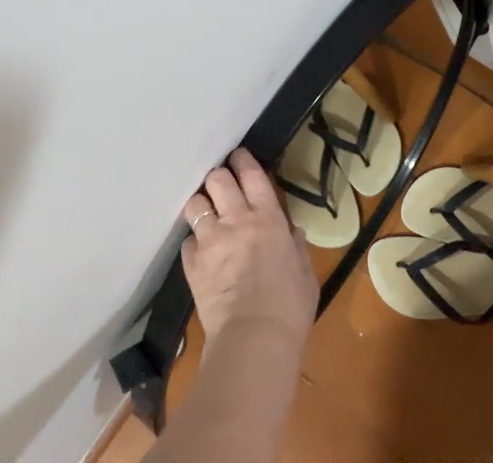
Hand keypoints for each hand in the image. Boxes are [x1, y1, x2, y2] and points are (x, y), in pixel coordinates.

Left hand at [179, 148, 317, 343]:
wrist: (254, 337)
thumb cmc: (289, 307)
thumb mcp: (305, 275)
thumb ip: (297, 249)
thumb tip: (293, 232)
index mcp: (268, 219)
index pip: (252, 176)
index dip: (243, 161)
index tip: (238, 156)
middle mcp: (236, 220)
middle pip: (217, 180)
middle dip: (218, 179)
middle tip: (221, 185)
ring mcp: (210, 240)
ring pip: (195, 204)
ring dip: (201, 205)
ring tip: (205, 213)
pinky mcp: (192, 263)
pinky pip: (187, 241)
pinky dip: (194, 243)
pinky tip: (201, 252)